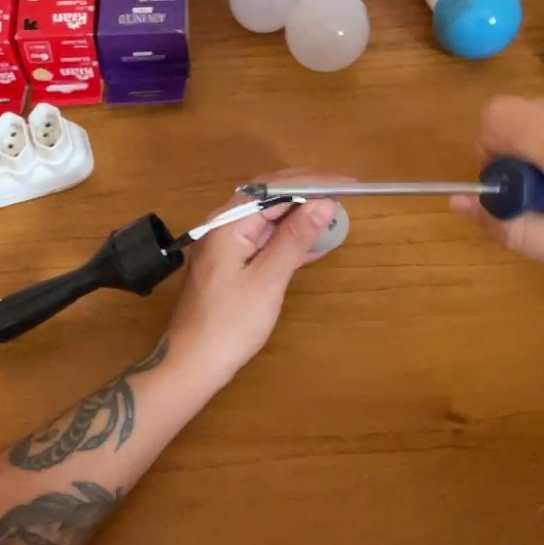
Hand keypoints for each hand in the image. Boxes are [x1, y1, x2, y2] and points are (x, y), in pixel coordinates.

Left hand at [166, 171, 345, 377]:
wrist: (193, 361)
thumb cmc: (230, 323)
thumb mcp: (268, 279)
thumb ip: (295, 239)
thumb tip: (324, 203)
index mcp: (228, 223)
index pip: (276, 188)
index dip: (314, 183)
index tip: (349, 184)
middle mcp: (223, 225)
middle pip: (269, 196)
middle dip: (307, 191)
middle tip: (345, 192)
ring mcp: (225, 244)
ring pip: (267, 216)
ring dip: (300, 213)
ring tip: (333, 212)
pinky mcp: (230, 262)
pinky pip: (263, 238)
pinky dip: (288, 237)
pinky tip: (312, 244)